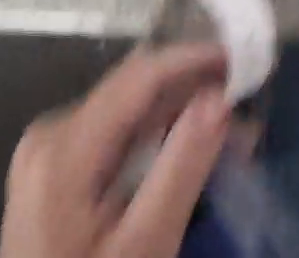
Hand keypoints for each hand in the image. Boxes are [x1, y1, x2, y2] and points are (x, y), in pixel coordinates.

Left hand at [0, 44, 230, 257]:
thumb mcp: (144, 247)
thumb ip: (182, 168)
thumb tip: (219, 99)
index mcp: (63, 148)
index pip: (139, 77)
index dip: (193, 60)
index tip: (244, 59)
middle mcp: (51, 134)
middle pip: (134, 91)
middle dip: (194, 94)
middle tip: (248, 111)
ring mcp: (49, 151)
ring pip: (129, 112)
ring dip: (181, 118)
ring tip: (233, 139)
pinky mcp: (56, 170)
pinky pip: (116, 137)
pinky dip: (158, 141)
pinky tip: (192, 156)